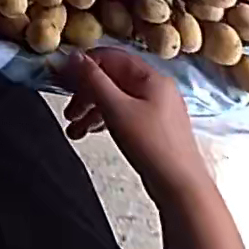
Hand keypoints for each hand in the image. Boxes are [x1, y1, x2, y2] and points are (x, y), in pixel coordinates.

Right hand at [59, 47, 210, 195]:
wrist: (183, 193)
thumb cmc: (151, 145)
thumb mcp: (116, 107)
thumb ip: (93, 79)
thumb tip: (74, 55)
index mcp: (151, 77)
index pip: (111, 57)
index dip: (85, 65)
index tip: (65, 77)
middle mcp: (155, 89)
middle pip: (111, 79)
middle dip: (86, 93)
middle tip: (69, 108)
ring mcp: (156, 110)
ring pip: (115, 99)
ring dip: (91, 110)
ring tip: (73, 127)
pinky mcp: (153, 129)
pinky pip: (122, 114)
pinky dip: (104, 120)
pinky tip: (88, 132)